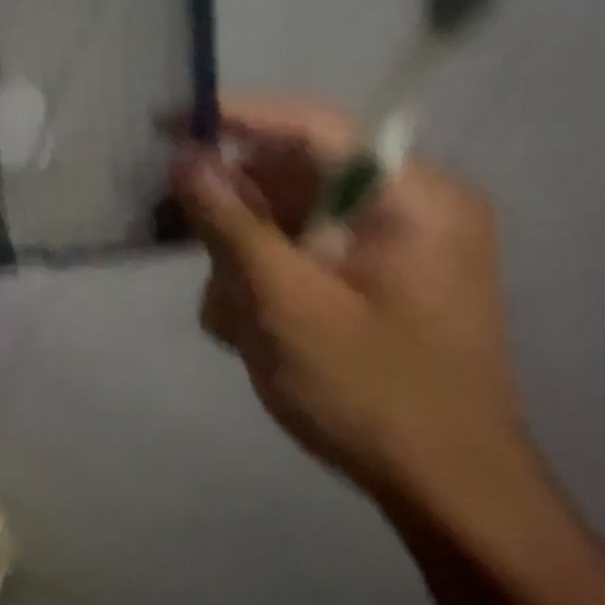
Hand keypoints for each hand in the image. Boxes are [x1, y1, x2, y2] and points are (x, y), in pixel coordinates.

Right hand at [171, 95, 523, 501]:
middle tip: (178, 240)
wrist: (441, 486)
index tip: (163, 120)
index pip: (313, 128)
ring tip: (233, 318)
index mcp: (412, 199)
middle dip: (233, 218)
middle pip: (290, 177)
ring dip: (240, 262)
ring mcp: (386, 247)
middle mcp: (405, 209)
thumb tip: (184, 155)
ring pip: (280, 220)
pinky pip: (292, 254)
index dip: (235, 117)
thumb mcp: (285, 301)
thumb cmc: (370, 388)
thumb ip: (230, 221)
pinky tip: (247, 328)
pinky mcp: (366, 280)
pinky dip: (257, 283)